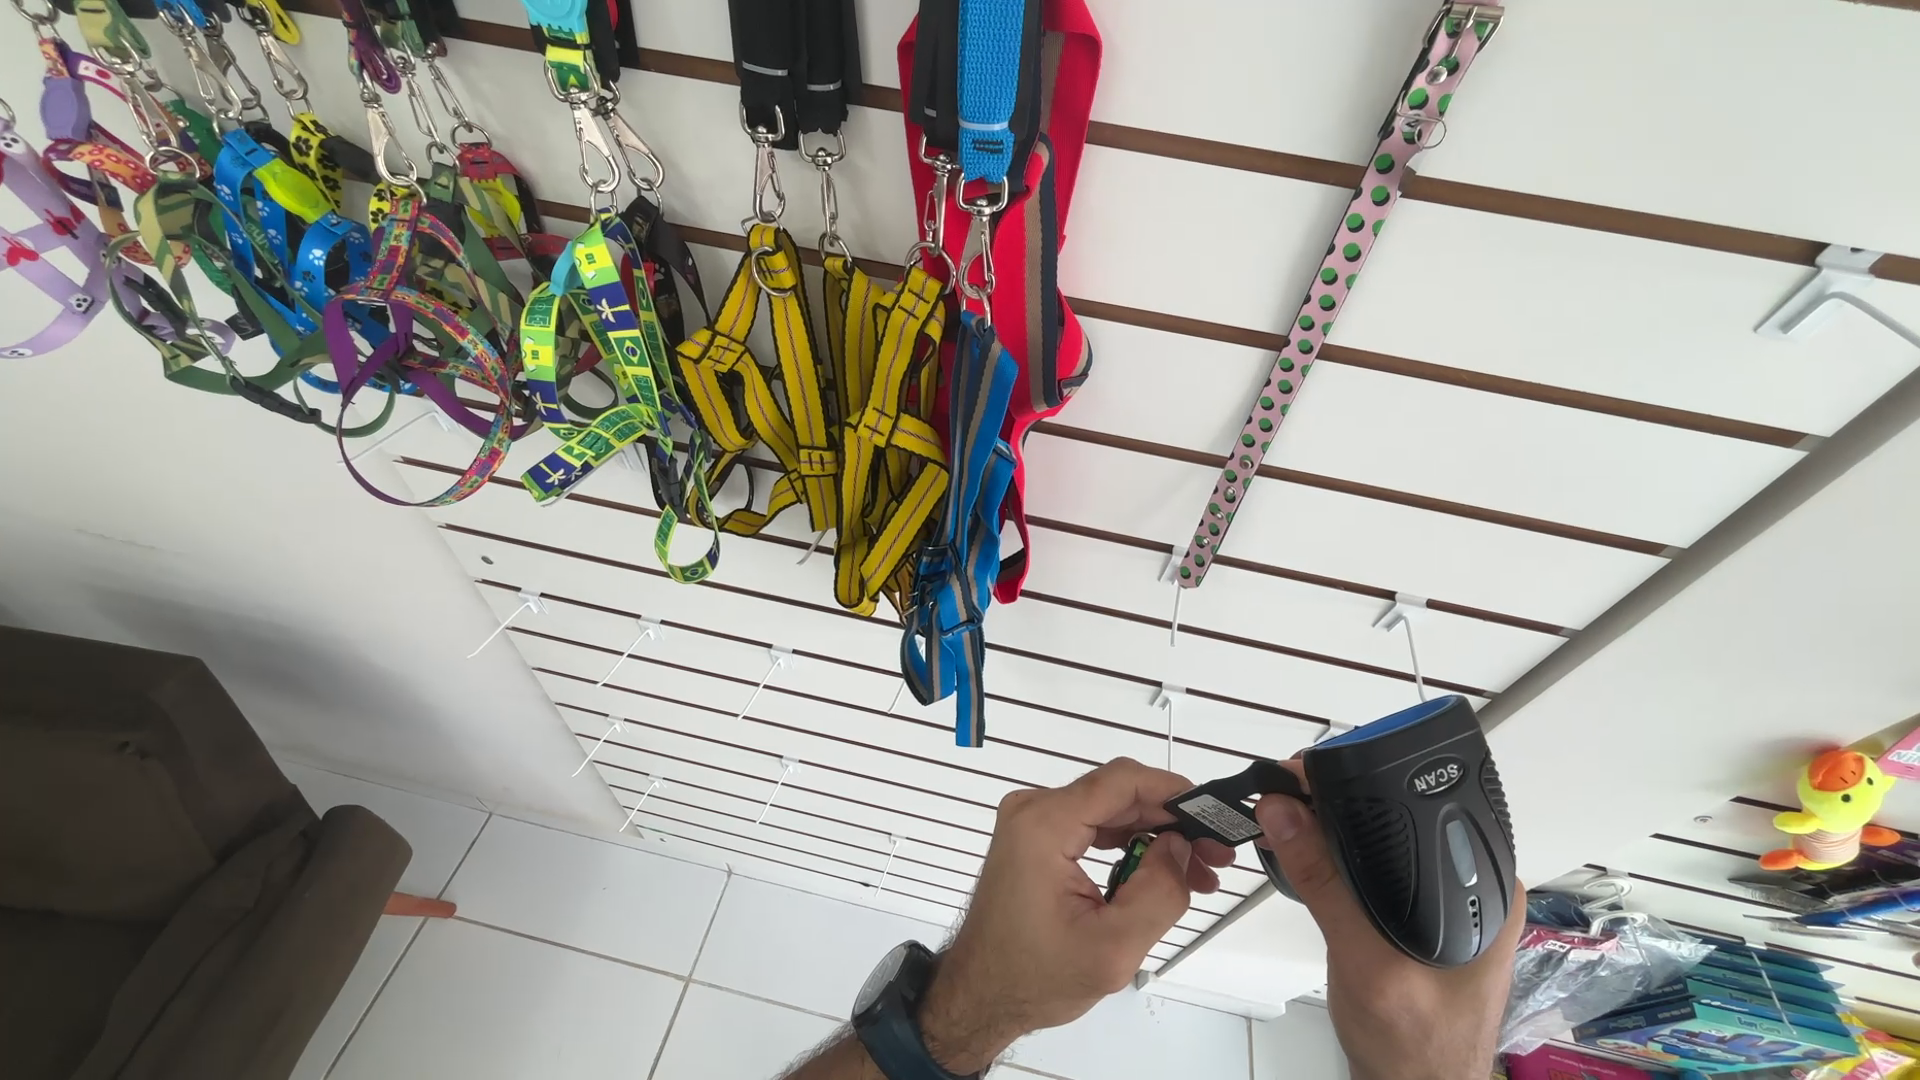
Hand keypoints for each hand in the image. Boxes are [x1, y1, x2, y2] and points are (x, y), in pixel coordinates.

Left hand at [917, 758, 1237, 1072]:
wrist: (980, 993)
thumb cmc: (1037, 976)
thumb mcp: (1111, 948)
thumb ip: (1157, 892)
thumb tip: (1181, 845)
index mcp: (1044, 824)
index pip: (1119, 782)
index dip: (1171, 791)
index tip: (1213, 816)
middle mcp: (1035, 808)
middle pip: (1116, 794)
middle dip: (1170, 820)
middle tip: (1217, 856)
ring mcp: (1032, 820)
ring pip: (1108, 809)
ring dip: (1154, 834)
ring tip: (1199, 871)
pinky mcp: (1036, 836)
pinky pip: (1091, 826)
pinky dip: (1128, 844)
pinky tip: (1162, 872)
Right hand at [1255, 763, 1522, 1079]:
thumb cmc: (1411, 1041)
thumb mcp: (1367, 963)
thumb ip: (1325, 884)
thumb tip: (1279, 808)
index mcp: (1483, 883)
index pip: (1421, 804)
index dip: (1359, 775)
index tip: (1301, 769)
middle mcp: (1466, 880)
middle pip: (1394, 814)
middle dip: (1332, 794)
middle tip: (1276, 787)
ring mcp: (1438, 898)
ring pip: (1375, 837)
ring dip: (1324, 819)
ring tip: (1276, 807)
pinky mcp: (1409, 913)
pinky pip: (1365, 864)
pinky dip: (1327, 848)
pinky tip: (1295, 843)